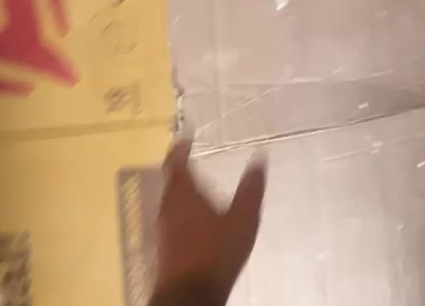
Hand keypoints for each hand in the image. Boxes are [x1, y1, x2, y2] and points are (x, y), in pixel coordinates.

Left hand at [154, 139, 266, 303]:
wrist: (190, 297)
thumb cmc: (217, 252)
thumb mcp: (244, 217)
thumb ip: (251, 188)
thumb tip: (261, 156)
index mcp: (185, 195)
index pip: (176, 164)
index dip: (179, 148)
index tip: (185, 135)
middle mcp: (169, 209)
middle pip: (170, 182)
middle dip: (179, 168)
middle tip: (188, 155)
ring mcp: (163, 230)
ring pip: (169, 201)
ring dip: (179, 189)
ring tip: (193, 182)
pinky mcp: (163, 248)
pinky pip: (170, 217)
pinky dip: (180, 208)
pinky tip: (191, 216)